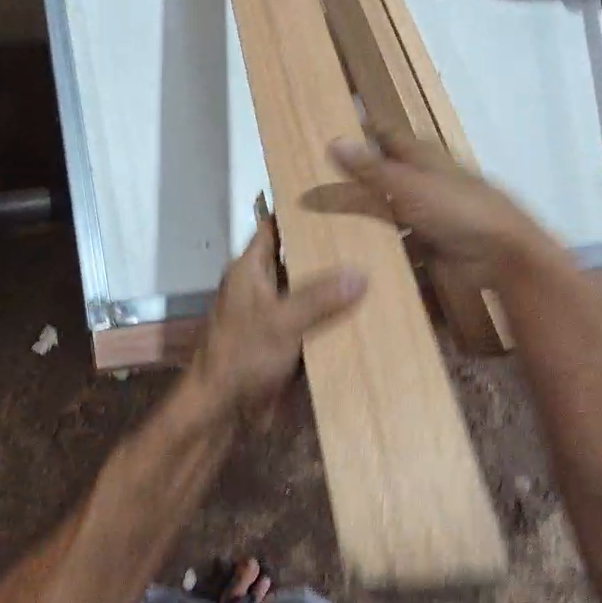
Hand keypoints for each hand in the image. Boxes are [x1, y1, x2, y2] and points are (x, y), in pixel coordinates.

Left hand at [189, 217, 365, 416]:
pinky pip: (311, 318)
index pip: (272, 227)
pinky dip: (332, 315)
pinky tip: (366, 311)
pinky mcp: (283, 338)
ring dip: (333, 284)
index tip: (333, 197)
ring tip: (379, 266)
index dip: (297, 211)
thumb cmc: (242, 354)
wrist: (222, 406)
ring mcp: (271, 313)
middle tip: (370, 233)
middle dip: (326, 249)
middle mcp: (260, 285)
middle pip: (295, 258)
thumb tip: (361, 272)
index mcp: (249, 270)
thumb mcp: (283, 322)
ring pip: (306, 289)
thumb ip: (320, 297)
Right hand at [326, 126, 558, 284]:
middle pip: (391, 171)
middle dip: (363, 171)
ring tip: (330, 213)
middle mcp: (429, 182)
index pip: (392, 135)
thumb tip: (333, 140)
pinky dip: (382, 242)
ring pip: (393, 207)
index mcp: (427, 159)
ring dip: (369, 210)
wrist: (505, 258)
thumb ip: (371, 169)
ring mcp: (433, 214)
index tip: (339, 123)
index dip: (369, 128)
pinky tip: (357, 247)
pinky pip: (400, 240)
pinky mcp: (434, 244)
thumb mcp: (409, 186)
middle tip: (324, 172)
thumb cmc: (459, 211)